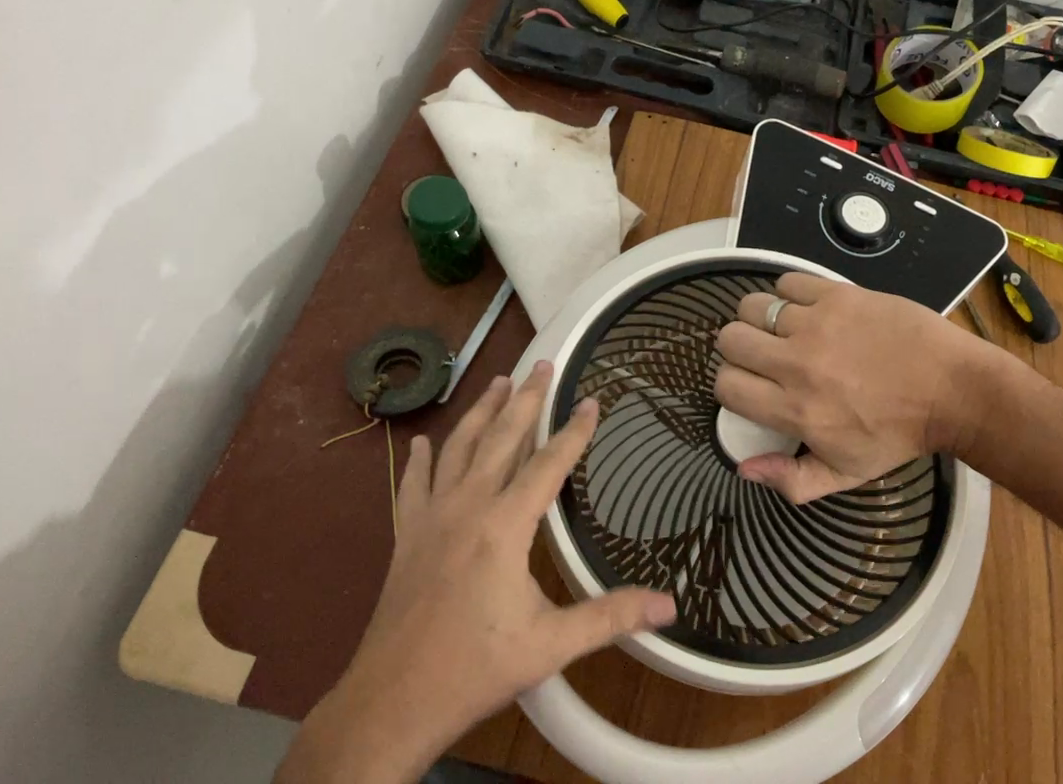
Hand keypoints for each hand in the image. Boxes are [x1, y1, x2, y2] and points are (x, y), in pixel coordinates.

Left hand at [278, 364, 675, 783]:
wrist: (393, 699)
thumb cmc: (475, 668)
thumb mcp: (551, 644)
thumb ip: (610, 617)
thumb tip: (670, 607)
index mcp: (504, 526)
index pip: (547, 463)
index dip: (573, 430)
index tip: (592, 398)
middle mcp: (466, 507)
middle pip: (500, 439)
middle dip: (524, 399)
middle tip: (541, 364)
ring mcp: (430, 518)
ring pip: (457, 449)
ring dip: (479, 412)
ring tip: (496, 381)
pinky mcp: (406, 536)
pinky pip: (414, 484)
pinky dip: (421, 459)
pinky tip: (423, 442)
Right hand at [714, 273, 1003, 502]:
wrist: (952, 389)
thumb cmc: (900, 435)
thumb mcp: (846, 473)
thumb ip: (792, 480)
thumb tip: (743, 467)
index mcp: (796, 411)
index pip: (726, 385)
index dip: (732, 386)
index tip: (752, 387)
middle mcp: (797, 365)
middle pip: (730, 340)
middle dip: (738, 349)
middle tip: (763, 356)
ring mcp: (817, 325)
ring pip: (752, 306)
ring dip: (759, 319)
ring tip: (781, 329)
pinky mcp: (839, 296)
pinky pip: (789, 282)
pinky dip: (789, 293)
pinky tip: (806, 309)